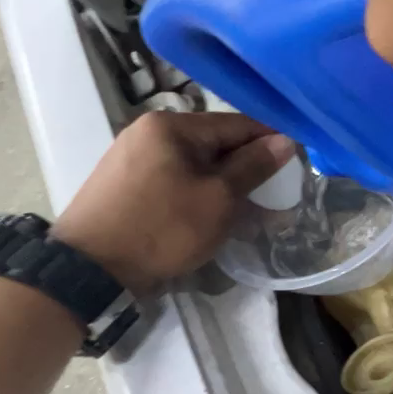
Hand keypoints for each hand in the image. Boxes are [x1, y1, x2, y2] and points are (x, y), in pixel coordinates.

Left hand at [52, 112, 295, 293]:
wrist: (92, 269)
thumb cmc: (163, 228)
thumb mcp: (220, 197)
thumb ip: (254, 166)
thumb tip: (285, 141)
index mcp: (171, 126)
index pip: (238, 124)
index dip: (272, 141)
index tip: (300, 161)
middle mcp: (150, 132)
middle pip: (218, 143)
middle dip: (250, 168)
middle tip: (280, 194)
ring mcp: (136, 157)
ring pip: (200, 164)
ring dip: (229, 184)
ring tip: (255, 211)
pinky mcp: (130, 182)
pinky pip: (180, 178)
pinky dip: (204, 192)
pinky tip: (220, 214)